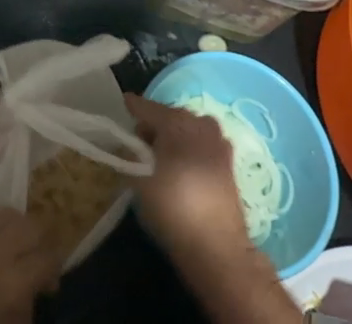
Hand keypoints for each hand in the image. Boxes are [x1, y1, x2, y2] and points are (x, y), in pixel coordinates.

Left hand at [0, 207, 61, 323]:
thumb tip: (37, 282)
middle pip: (32, 226)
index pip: (48, 258)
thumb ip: (28, 299)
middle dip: (40, 242)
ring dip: (18, 227)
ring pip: (8, 214)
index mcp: (13, 284)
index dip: (54, 269)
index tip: (49, 282)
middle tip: (36, 259)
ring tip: (16, 244)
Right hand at [123, 93, 251, 264]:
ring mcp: (219, 141)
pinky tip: (181, 166)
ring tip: (160, 156)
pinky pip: (202, 144)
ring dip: (174, 136)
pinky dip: (190, 149)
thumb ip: (128, 155)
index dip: (131, 107)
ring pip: (189, 129)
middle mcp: (200, 123)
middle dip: (154, 125)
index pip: (147, 107)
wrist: (216, 245)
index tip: (121, 106)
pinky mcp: (229, 162)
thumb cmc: (171, 207)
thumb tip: (127, 145)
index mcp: (176, 122)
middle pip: (170, 116)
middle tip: (138, 143)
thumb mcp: (137, 180)